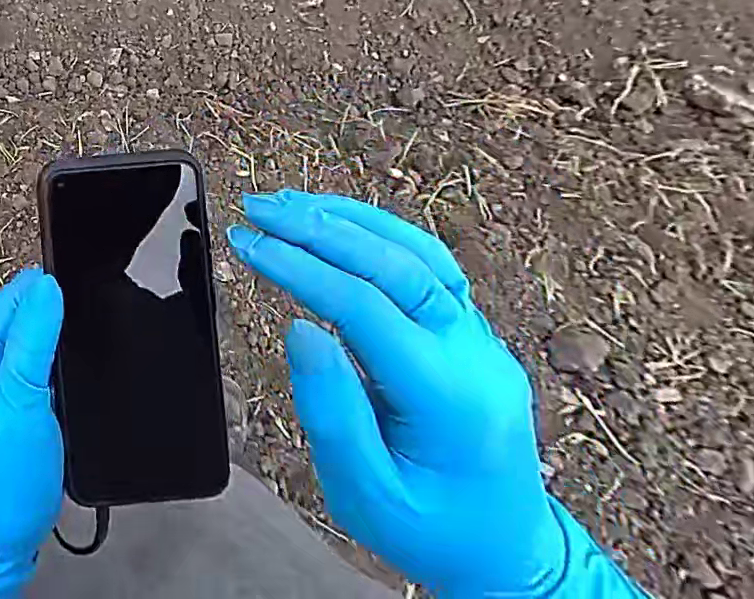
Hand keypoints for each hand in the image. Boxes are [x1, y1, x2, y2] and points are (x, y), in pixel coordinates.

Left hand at [0, 267, 64, 598]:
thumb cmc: (2, 480)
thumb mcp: (20, 403)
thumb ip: (33, 341)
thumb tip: (48, 286)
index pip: (24, 288)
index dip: (57, 291)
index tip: (81, 305)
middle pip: (35, 304)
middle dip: (63, 311)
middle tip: (85, 335)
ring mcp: (5, 369)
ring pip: (45, 327)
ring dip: (66, 333)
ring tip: (84, 350)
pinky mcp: (23, 387)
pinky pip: (49, 352)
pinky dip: (65, 355)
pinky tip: (76, 369)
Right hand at [229, 191, 570, 596]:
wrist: (506, 550)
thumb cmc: (430, 531)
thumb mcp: (366, 495)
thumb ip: (331, 412)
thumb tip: (301, 328)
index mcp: (449, 398)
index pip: (364, 307)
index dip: (299, 268)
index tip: (247, 245)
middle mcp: (473, 353)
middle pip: (393, 263)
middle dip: (317, 227)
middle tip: (257, 209)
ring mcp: (477, 334)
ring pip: (415, 249)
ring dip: (346, 217)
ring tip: (286, 203)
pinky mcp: (466, 326)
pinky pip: (425, 260)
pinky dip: (374, 229)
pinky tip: (334, 219)